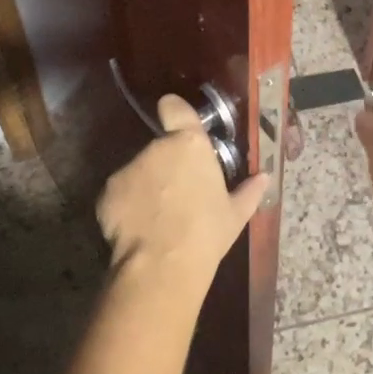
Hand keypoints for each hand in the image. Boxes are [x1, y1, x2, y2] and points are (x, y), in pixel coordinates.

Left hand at [97, 95, 270, 298]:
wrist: (163, 265)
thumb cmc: (207, 234)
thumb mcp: (235, 214)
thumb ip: (249, 191)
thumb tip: (264, 177)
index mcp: (190, 145)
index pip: (174, 107)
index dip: (174, 111)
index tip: (175, 121)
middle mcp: (157, 148)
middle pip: (159, 148)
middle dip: (165, 166)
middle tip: (176, 195)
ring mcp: (129, 168)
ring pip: (138, 171)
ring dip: (146, 186)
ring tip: (157, 218)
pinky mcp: (108, 191)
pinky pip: (119, 193)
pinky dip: (126, 205)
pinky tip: (138, 228)